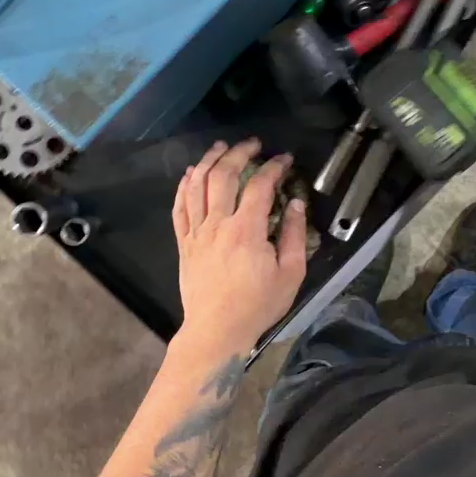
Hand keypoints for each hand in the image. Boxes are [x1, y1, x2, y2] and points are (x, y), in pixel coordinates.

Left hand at [171, 139, 307, 356]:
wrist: (216, 331)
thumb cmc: (257, 305)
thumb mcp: (290, 274)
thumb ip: (293, 235)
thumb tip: (295, 205)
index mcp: (246, 230)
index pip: (259, 186)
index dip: (273, 167)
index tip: (284, 160)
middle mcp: (218, 224)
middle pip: (223, 176)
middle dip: (239, 153)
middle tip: (253, 145)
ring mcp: (196, 232)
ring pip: (197, 185)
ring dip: (209, 161)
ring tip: (221, 147)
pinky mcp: (184, 243)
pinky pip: (180, 207)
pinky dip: (185, 186)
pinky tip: (192, 173)